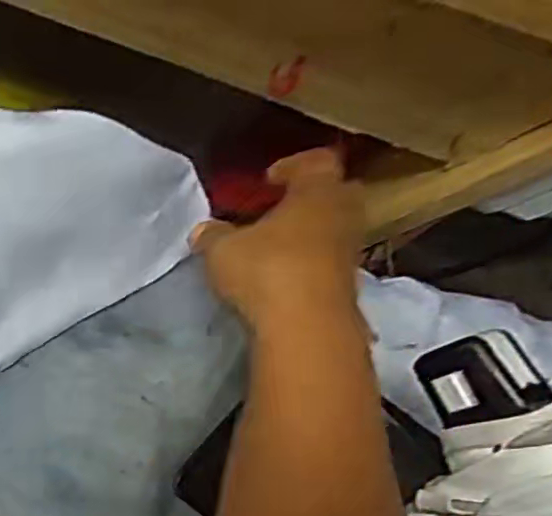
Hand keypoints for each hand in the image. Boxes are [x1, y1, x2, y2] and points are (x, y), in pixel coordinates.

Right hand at [190, 148, 364, 332]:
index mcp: (316, 191)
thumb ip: (212, 235)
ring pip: (329, 224)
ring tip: (272, 245)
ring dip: (305, 230)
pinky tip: (279, 271)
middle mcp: (342, 209)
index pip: (314, 162)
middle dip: (303, 198)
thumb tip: (203, 229)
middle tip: (274, 210)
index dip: (291, 165)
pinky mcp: (345, 274)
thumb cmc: (265, 268)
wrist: (304, 318)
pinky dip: (305, 257)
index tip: (268, 178)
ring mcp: (349, 243)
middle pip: (329, 192)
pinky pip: (325, 254)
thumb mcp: (221, 250)